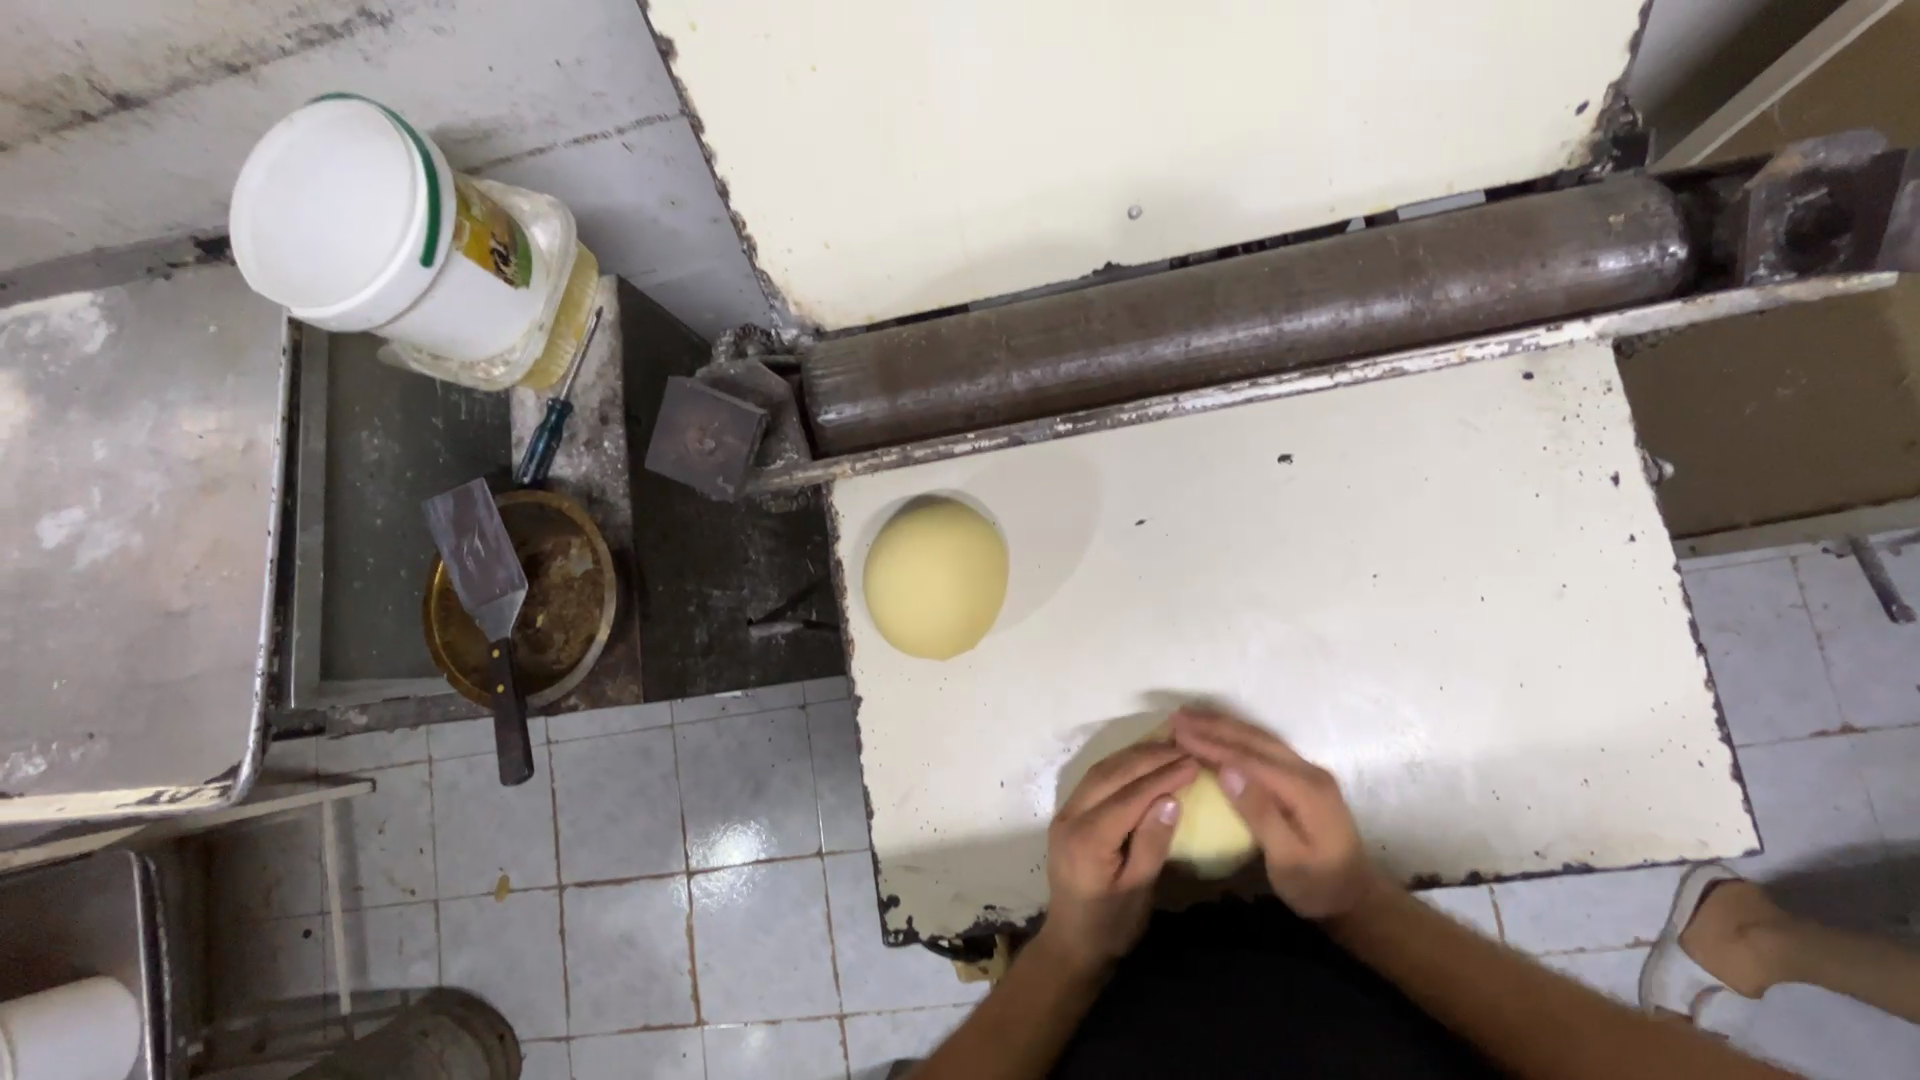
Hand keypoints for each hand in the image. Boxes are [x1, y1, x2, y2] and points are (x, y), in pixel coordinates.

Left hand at [1039, 741, 1197, 971]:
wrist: (1072, 942)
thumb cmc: (1111, 924)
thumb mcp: (1139, 889)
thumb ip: (1153, 842)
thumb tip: (1171, 798)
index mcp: (1088, 840)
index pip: (1129, 796)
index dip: (1162, 776)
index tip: (1194, 762)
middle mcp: (1070, 818)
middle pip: (1110, 774)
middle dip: (1148, 757)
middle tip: (1184, 746)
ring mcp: (1065, 814)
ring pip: (1099, 772)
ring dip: (1133, 756)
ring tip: (1167, 746)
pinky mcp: (1068, 815)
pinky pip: (1094, 780)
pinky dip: (1119, 766)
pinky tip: (1140, 761)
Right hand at [1170, 706, 1384, 918]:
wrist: (1356, 901)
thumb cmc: (1317, 886)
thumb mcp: (1287, 859)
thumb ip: (1260, 813)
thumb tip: (1228, 770)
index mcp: (1306, 789)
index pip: (1249, 758)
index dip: (1212, 744)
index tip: (1178, 733)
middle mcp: (1309, 772)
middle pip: (1255, 740)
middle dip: (1214, 726)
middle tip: (1177, 717)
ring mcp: (1309, 773)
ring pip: (1261, 739)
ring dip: (1225, 726)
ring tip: (1192, 717)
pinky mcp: (1303, 779)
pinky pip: (1265, 749)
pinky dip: (1238, 737)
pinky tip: (1220, 735)